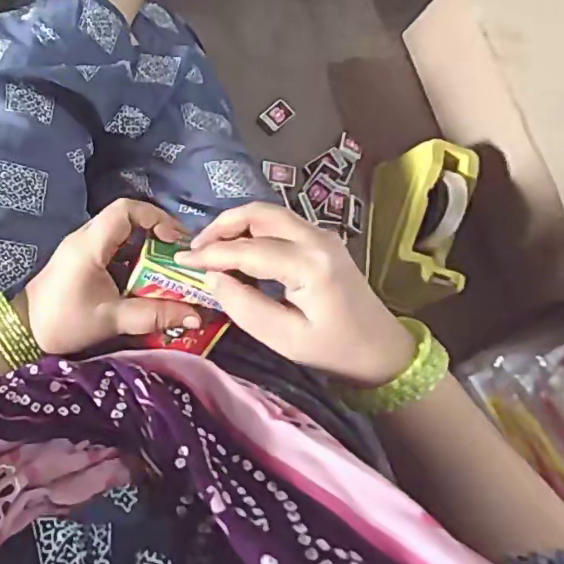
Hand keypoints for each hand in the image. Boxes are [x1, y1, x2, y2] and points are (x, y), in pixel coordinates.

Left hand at [23, 199, 204, 355]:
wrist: (24, 333)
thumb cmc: (63, 322)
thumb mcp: (112, 319)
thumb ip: (155, 315)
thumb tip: (197, 317)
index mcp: (89, 244)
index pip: (125, 209)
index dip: (156, 218)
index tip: (175, 241)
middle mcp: (85, 239)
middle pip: (128, 220)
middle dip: (158, 235)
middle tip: (180, 257)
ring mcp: (83, 249)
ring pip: (123, 236)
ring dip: (148, 249)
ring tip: (170, 269)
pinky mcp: (83, 262)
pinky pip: (115, 251)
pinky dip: (135, 261)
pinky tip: (149, 281)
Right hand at [180, 202, 415, 386]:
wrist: (382, 350)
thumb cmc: (333, 349)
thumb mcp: (283, 338)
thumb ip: (244, 306)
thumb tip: (214, 279)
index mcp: (309, 266)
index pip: (247, 249)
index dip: (210, 254)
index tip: (181, 261)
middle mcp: (316, 240)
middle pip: (259, 213)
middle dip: (221, 226)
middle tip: (195, 248)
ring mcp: (322, 236)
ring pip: (268, 213)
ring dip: (236, 224)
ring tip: (210, 247)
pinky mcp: (322, 240)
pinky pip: (279, 223)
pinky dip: (252, 229)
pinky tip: (237, 250)